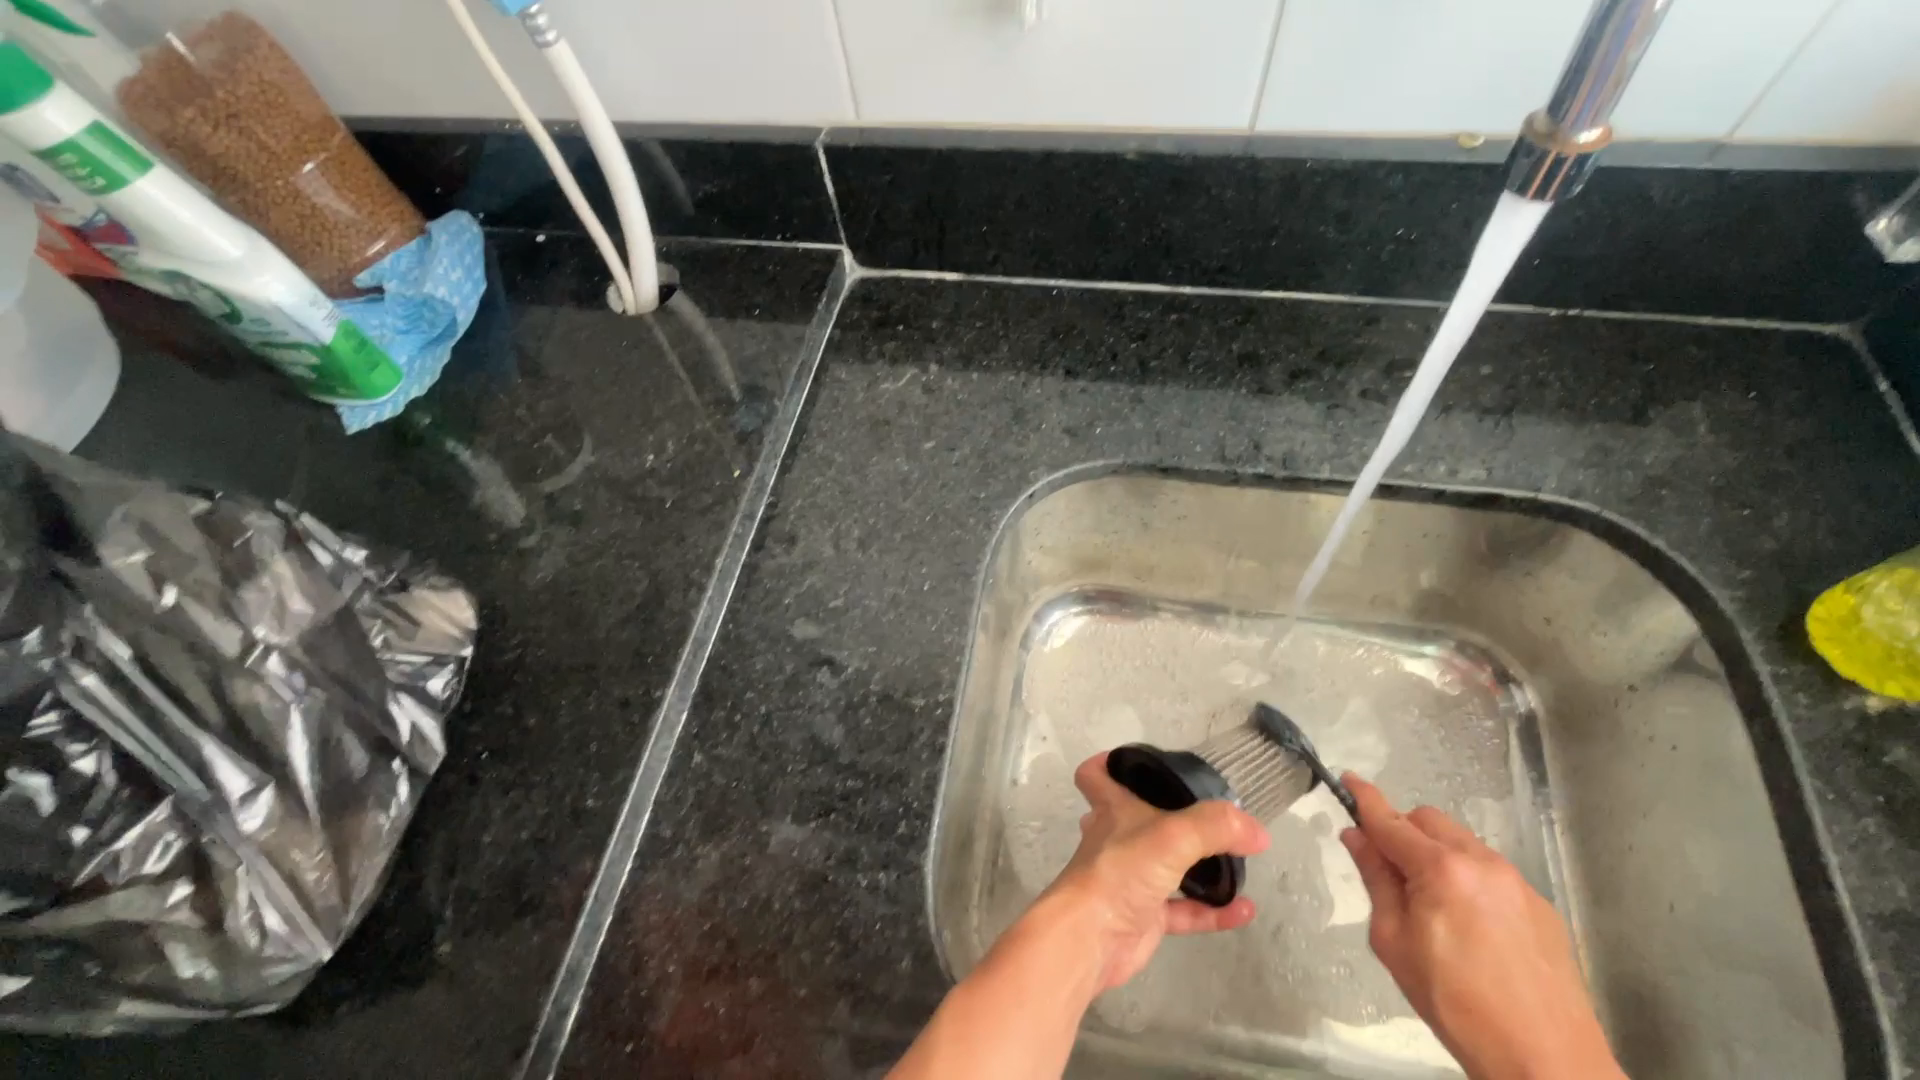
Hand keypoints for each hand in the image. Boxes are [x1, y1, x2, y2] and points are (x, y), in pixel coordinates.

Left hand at [1039, 752, 1270, 990]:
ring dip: (1199, 864)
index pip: (1096, 775)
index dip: (1109, 764)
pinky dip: (1214, 910)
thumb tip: (1257, 832)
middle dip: (1168, 815)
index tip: (1135, 762)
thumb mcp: (1173, 835)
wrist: (1092, 938)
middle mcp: (1118, 840)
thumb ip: (1217, 826)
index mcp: (1113, 808)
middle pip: (1138, 818)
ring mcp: (1131, 879)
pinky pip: (1185, 910)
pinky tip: (1243, 910)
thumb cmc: (1120, 871)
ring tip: (1236, 859)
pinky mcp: (1144, 917)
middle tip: (1208, 814)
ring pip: (1167, 865)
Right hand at [1341, 775, 1625, 1079]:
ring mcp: (1517, 882)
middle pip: (1429, 820)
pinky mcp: (1540, 905)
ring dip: (1436, 855)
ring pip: (1462, 844)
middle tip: (1388, 870)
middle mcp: (1482, 862)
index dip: (1364, 798)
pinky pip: (1490, 873)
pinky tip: (1470, 927)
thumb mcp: (1394, 942)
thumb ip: (1376, 881)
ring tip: (1431, 906)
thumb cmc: (1453, 1002)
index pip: (1391, 820)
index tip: (1347, 778)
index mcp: (1441, 870)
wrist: (1544, 1058)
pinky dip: (1467, 879)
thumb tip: (1357, 838)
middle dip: (1402, 831)